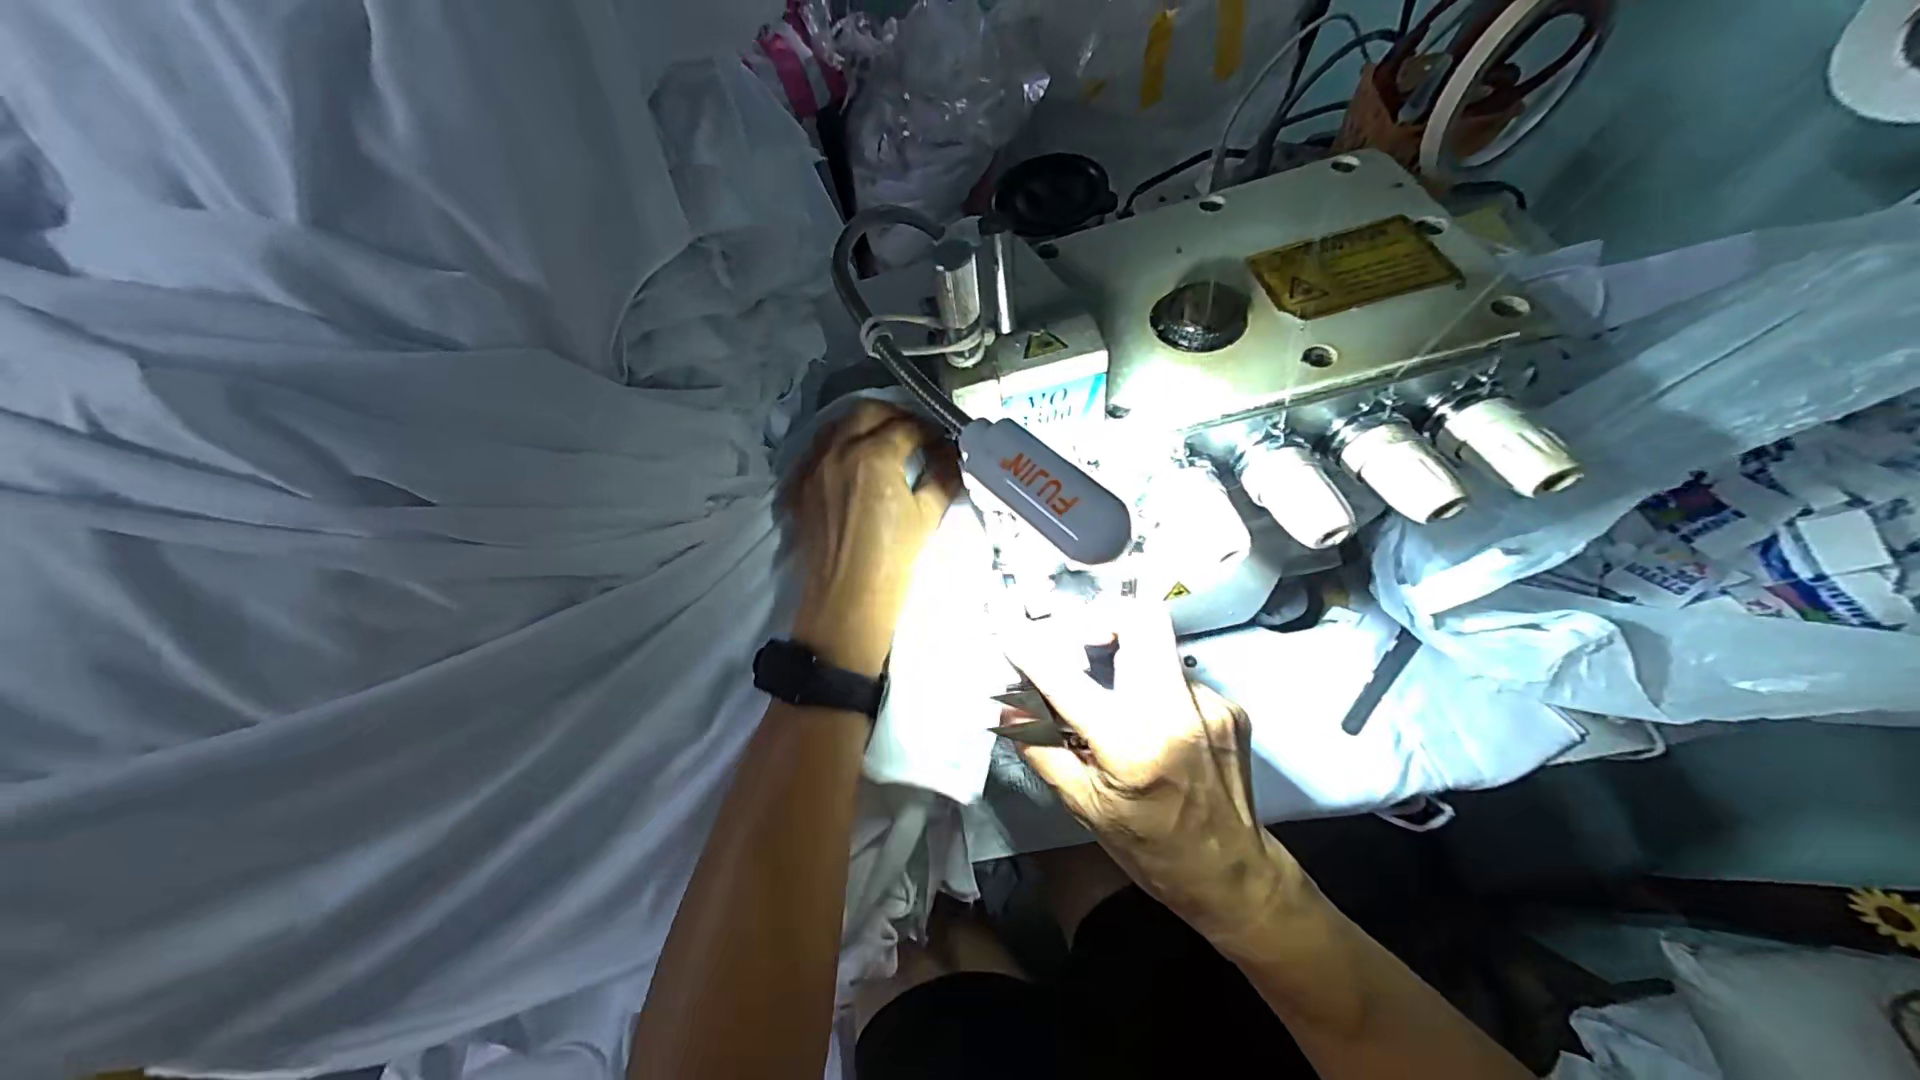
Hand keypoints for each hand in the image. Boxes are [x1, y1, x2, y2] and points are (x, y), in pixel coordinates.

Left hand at [788, 401, 959, 677]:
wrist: (846, 602)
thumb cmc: (892, 562)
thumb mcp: (927, 517)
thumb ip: (942, 478)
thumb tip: (951, 457)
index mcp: (874, 456)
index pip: (907, 427)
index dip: (930, 431)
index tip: (942, 440)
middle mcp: (839, 452)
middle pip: (868, 413)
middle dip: (894, 416)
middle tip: (914, 432)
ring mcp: (814, 468)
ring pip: (837, 427)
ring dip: (863, 425)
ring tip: (884, 442)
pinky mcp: (801, 488)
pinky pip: (817, 452)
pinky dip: (837, 446)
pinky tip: (852, 462)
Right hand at [1003, 602, 1315, 951]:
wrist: (1231, 875)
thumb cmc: (1152, 850)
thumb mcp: (1084, 806)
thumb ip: (1042, 749)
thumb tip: (1010, 707)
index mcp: (1133, 747)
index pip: (1068, 679)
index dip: (1033, 652)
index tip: (1013, 635)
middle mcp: (1177, 713)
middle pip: (1140, 620)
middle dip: (1100, 620)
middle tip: (1076, 642)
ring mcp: (1210, 704)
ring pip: (1158, 644)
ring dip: (1125, 654)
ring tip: (1107, 689)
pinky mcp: (1227, 705)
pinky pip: (1177, 673)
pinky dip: (1151, 684)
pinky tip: (1145, 719)